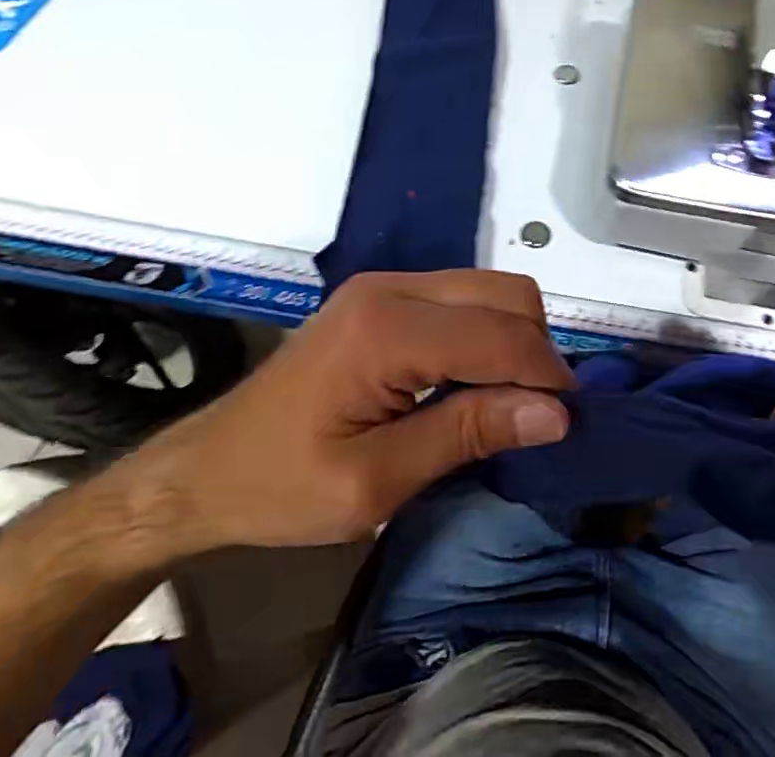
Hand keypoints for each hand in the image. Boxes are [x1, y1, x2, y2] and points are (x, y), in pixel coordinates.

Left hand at [110, 270, 573, 554]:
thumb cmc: (281, 487)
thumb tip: (556, 414)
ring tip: (510, 403)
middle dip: (537, 351)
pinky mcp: (382, 298)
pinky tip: (476, 381)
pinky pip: (464, 299)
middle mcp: (391, 288)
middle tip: (536, 416)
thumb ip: (467, 435)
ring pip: (491, 289)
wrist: (206, 469)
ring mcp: (385, 287)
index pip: (501, 336)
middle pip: (507, 294)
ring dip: (516, 340)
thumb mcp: (376, 482)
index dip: (547, 378)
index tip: (568, 426)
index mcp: (386, 330)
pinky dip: (488, 334)